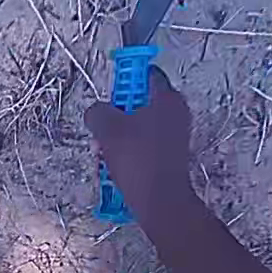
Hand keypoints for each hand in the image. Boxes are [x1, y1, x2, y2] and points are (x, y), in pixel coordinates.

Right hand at [82, 68, 196, 223]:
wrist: (158, 199)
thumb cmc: (137, 159)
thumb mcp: (108, 130)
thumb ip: (97, 112)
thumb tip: (95, 111)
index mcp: (167, 98)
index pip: (145, 73)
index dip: (124, 79)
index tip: (109, 95)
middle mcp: (176, 111)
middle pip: (139, 100)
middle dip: (117, 112)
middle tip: (104, 127)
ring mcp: (174, 133)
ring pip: (138, 123)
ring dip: (118, 134)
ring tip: (108, 150)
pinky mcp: (169, 153)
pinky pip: (143, 141)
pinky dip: (128, 148)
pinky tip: (117, 163)